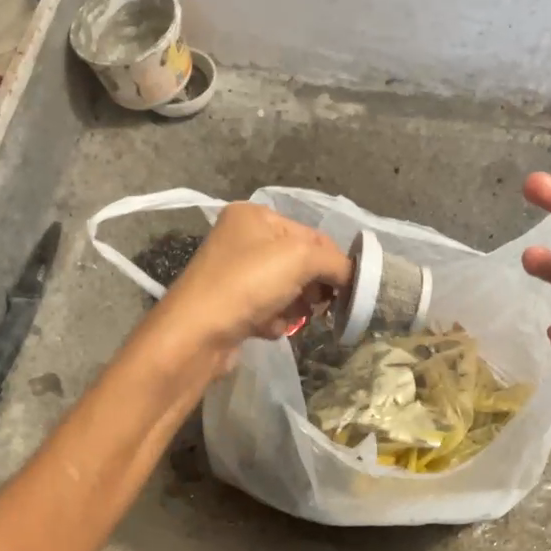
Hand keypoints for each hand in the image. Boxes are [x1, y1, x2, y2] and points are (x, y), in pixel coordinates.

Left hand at [154, 203, 353, 365]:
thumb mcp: (301, 258)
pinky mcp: (232, 307)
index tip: (348, 289)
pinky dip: (274, 322)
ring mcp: (235, 275)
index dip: (332, 262)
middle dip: (311, 287)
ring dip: (294, 308)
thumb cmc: (248, 284)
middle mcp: (242, 240)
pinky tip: (265, 328)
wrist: (197, 334)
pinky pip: (269, 311)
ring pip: (286, 291)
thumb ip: (335, 261)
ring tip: (286, 318)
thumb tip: (353, 275)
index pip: (311, 235)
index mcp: (255, 217)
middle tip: (318, 305)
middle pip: (299, 264)